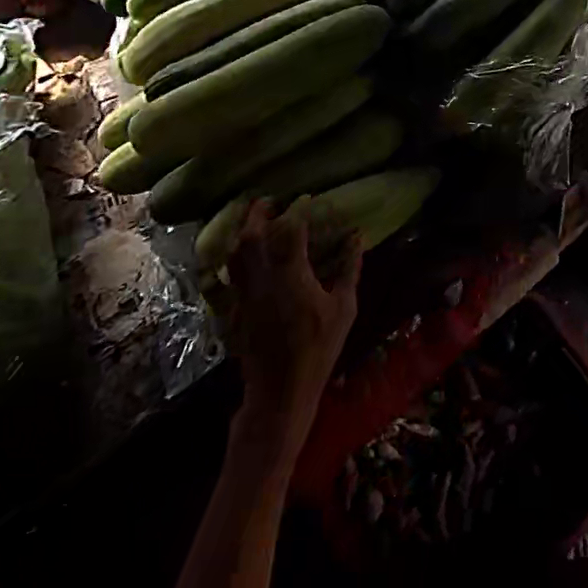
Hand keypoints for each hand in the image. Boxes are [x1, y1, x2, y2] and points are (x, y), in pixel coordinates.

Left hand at [225, 197, 361, 428]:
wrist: (280, 389)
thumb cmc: (319, 348)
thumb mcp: (344, 308)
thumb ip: (349, 269)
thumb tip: (357, 237)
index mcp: (292, 276)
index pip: (290, 230)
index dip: (297, 210)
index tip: (305, 198)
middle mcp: (262, 279)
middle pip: (251, 236)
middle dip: (257, 213)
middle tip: (267, 200)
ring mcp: (243, 294)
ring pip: (234, 254)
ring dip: (242, 232)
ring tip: (253, 221)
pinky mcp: (233, 309)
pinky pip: (230, 274)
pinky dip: (236, 257)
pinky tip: (245, 257)